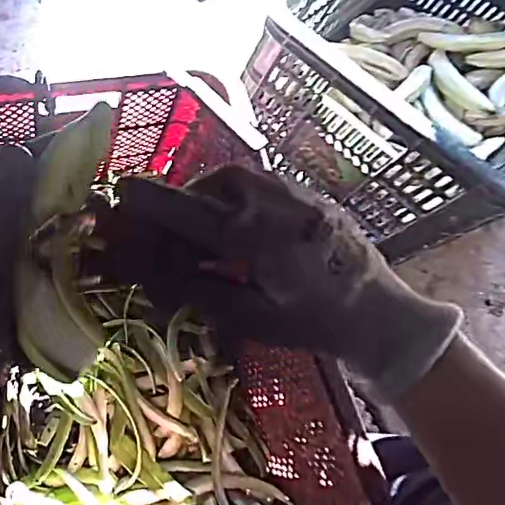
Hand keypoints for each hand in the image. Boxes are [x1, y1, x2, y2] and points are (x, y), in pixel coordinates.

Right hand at [96, 165, 461, 406]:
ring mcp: (290, 190)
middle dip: (178, 209)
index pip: (188, 212)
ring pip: (229, 182)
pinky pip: (253, 183)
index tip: (123, 191)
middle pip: (205, 191)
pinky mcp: (303, 190)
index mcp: (255, 236)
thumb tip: (159, 273)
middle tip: (168, 237)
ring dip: (205, 202)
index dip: (152, 202)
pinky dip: (230, 199)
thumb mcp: (251, 317)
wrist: (381, 312)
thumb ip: (200, 290)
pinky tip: (235, 228)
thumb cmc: (314, 323)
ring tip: (203, 235)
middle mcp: (271, 202)